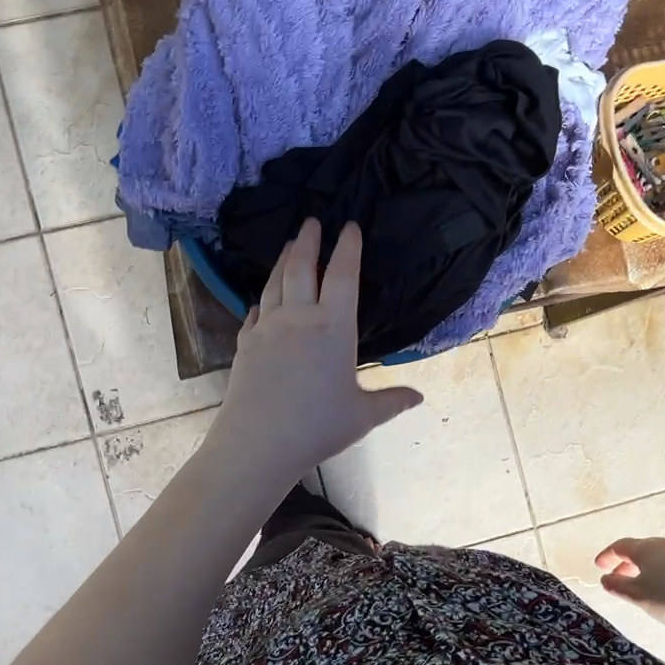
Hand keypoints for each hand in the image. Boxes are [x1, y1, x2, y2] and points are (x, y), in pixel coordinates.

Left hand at [204, 219, 422, 480]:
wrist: (259, 442)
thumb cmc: (318, 427)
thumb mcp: (363, 415)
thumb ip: (392, 401)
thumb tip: (419, 397)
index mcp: (333, 328)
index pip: (343, 275)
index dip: (347, 248)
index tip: (350, 226)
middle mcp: (299, 318)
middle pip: (301, 267)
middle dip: (309, 241)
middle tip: (312, 222)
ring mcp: (267, 328)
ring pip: (275, 283)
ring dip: (283, 260)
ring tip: (289, 246)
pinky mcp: (245, 343)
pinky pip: (255, 311)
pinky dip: (263, 298)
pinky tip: (263, 298)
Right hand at [594, 537, 664, 630]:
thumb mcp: (638, 595)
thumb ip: (619, 586)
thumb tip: (605, 579)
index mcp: (645, 549)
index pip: (620, 546)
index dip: (607, 555)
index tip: (598, 565)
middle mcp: (664, 546)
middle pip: (640, 549)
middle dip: (626, 562)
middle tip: (617, 575)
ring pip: (658, 556)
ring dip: (645, 567)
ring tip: (641, 583)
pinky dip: (661, 572)